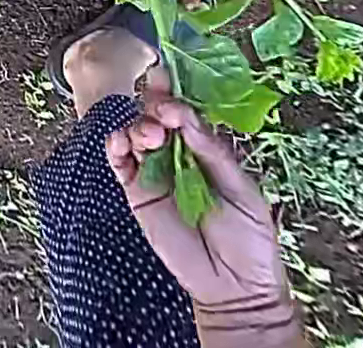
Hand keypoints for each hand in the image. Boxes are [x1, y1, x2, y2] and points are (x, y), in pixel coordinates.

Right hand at [106, 95, 300, 342]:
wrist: (236, 288)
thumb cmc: (248, 234)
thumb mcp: (240, 187)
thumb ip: (211, 150)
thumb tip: (185, 114)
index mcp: (202, 141)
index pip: (184, 105)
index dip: (174, 88)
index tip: (167, 74)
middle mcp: (175, 148)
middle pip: (155, 111)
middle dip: (154, 101)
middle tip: (162, 108)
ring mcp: (154, 168)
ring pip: (136, 130)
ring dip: (138, 124)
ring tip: (151, 136)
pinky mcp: (137, 191)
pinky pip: (119, 162)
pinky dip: (115, 147)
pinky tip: (120, 144)